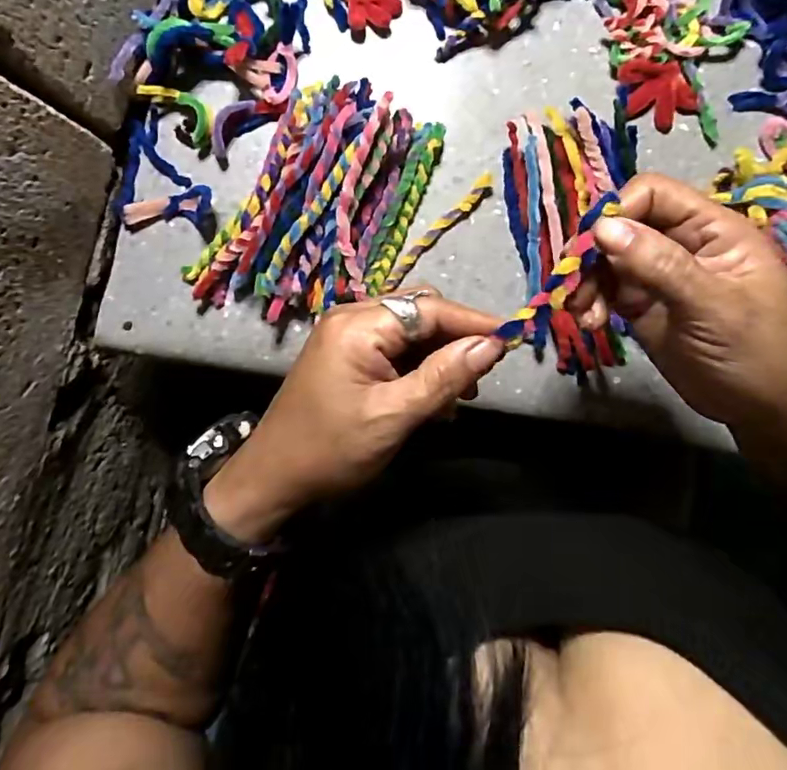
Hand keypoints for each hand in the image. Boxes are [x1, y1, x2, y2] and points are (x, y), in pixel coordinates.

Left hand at [204, 289, 505, 541]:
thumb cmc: (331, 449)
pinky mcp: (347, 354)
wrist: (274, 477)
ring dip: (439, 358)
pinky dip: (419, 368)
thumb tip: (493, 344)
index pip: (430, 309)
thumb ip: (444, 377)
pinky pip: (394, 348)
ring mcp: (347, 335)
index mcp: (358, 325)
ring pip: (411, 332)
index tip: (512, 340)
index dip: (473, 322)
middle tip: (482, 377)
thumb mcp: (394, 416)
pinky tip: (435, 401)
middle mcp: (352, 318)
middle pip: (421, 313)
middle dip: (456, 340)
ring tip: (459, 397)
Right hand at [567, 173, 786, 434]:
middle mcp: (681, 244)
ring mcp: (660, 276)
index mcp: (711, 230)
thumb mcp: (715, 307)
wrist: (776, 417)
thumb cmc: (762, 354)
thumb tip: (602, 226)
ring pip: (607, 259)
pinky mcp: (644, 306)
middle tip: (573, 282)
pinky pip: (606, 291)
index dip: (618, 210)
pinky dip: (591, 302)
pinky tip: (591, 322)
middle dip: (593, 251)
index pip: (652, 194)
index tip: (593, 243)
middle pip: (621, 225)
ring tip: (580, 311)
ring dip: (586, 281)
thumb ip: (660, 264)